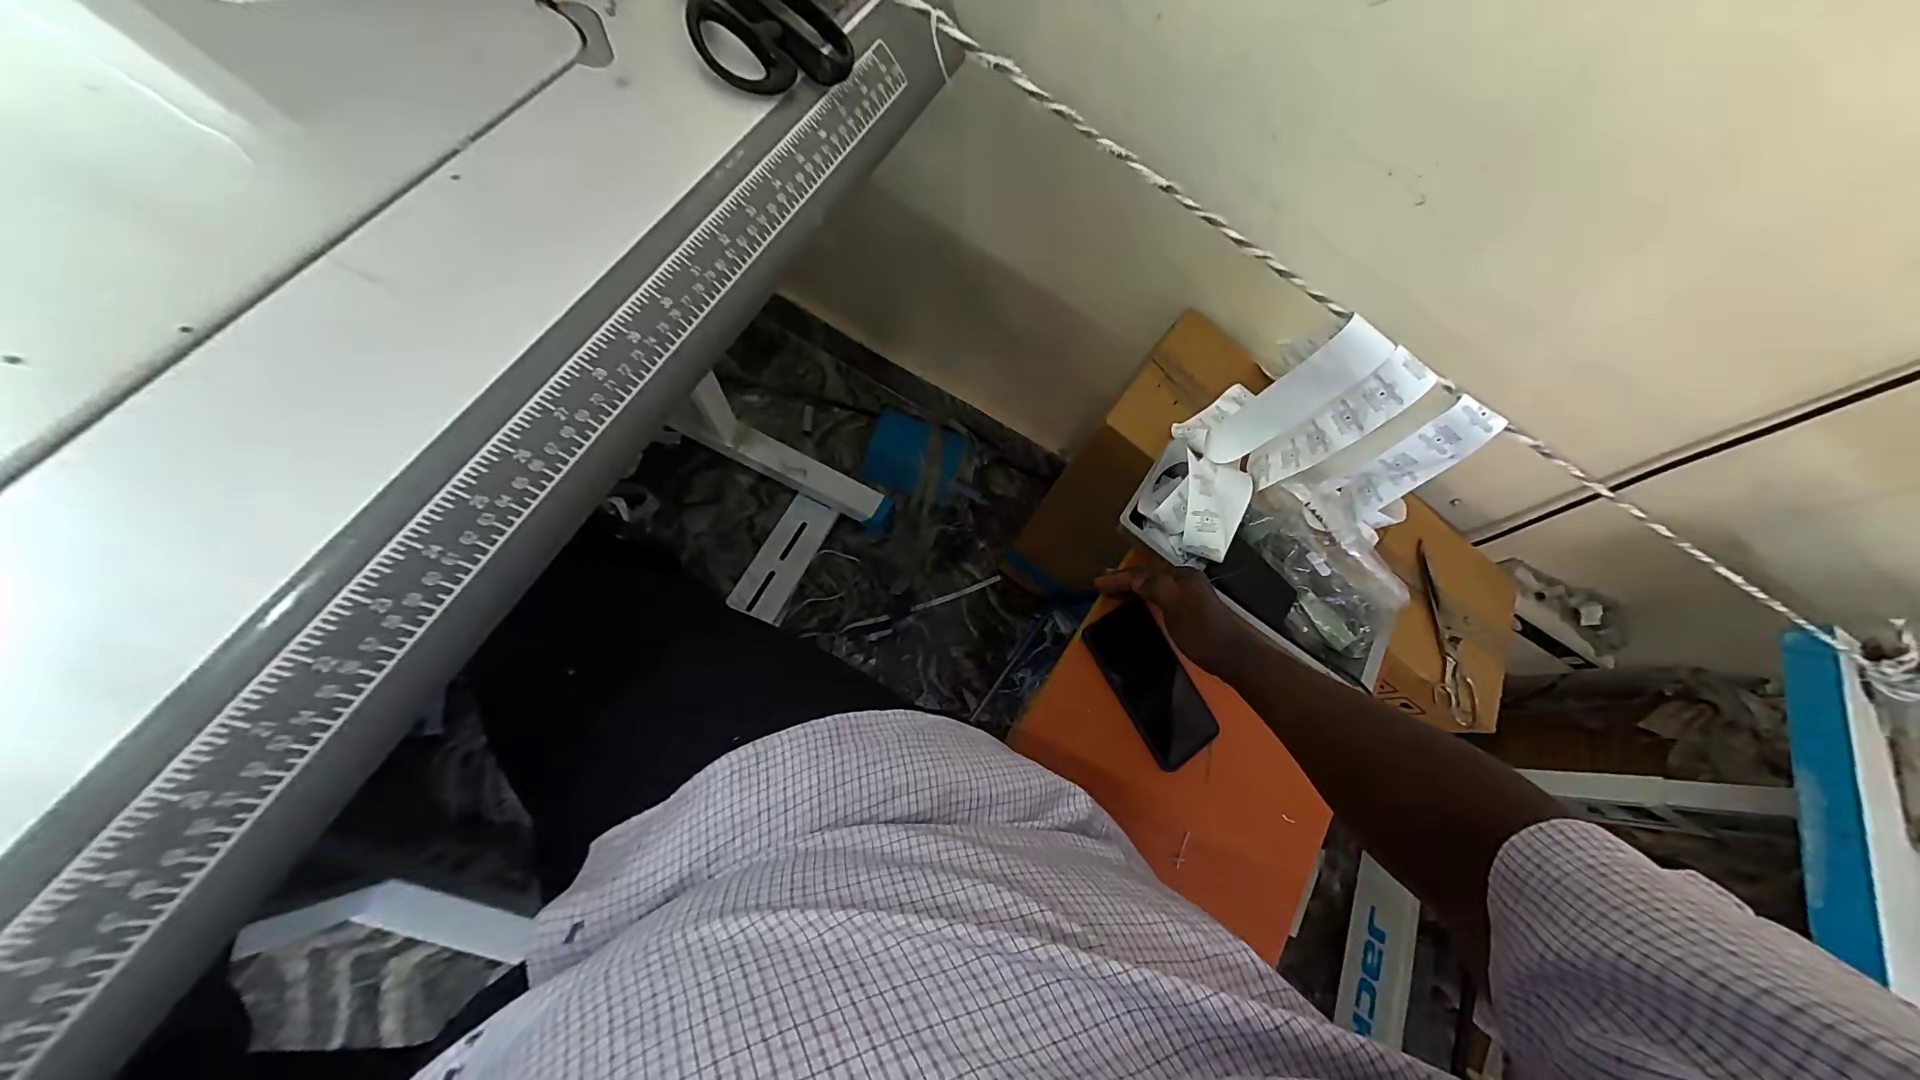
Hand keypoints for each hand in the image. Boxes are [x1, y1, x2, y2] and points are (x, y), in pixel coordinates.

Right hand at [1094, 561, 1261, 678]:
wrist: (1231, 654)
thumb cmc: (1201, 631)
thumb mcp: (1176, 606)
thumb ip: (1156, 587)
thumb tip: (1136, 578)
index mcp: (1181, 576)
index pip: (1143, 573)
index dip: (1120, 578)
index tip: (1097, 583)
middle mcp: (1185, 579)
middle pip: (1149, 574)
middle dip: (1125, 577)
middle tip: (1103, 580)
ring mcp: (1189, 592)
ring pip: (1155, 582)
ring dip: (1134, 584)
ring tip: (1116, 586)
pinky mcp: (1190, 606)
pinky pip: (1160, 592)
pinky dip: (1145, 592)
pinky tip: (1141, 596)